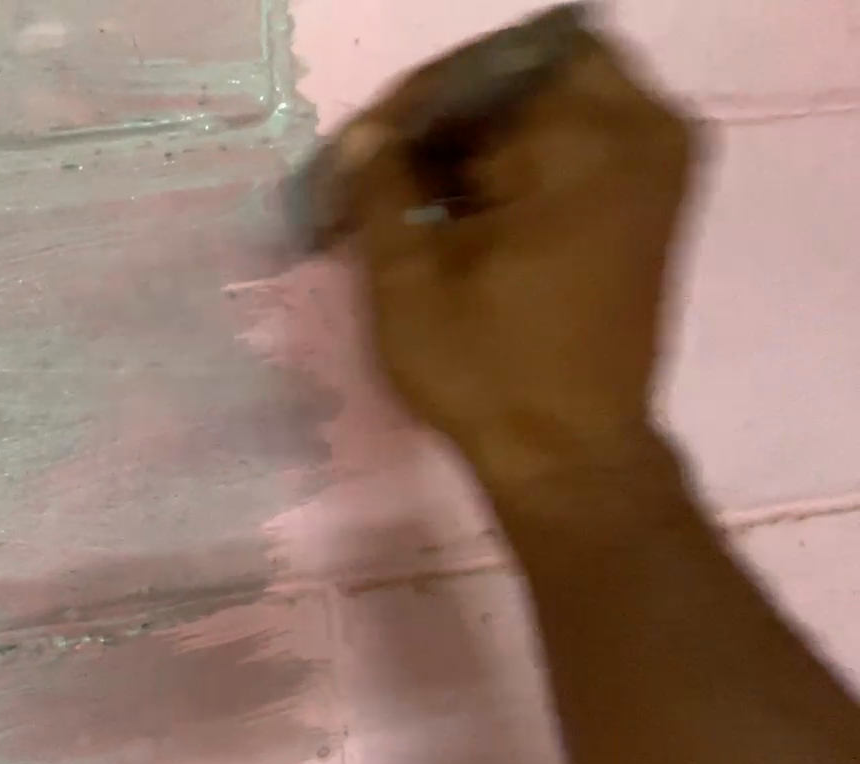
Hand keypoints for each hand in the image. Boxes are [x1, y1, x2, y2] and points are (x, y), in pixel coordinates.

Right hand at [327, 26, 702, 490]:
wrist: (562, 445)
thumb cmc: (479, 366)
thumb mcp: (407, 280)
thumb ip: (381, 193)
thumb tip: (360, 138)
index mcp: (587, 143)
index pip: (496, 66)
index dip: (417, 98)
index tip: (360, 148)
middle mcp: (644, 132)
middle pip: (535, 71)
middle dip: (448, 110)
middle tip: (384, 161)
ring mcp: (654, 167)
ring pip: (554, 105)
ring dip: (474, 138)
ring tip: (405, 192)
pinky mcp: (644, 202)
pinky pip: (574, 144)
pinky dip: (509, 163)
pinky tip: (451, 210)